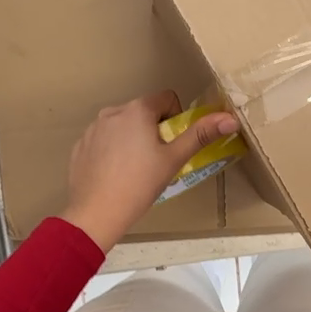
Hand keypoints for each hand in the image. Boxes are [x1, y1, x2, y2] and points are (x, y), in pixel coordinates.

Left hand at [57, 91, 238, 252]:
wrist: (96, 213)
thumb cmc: (139, 185)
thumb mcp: (173, 160)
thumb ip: (200, 135)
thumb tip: (230, 118)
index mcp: (137, 110)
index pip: (166, 98)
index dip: (176, 119)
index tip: (172, 145)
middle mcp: (112, 112)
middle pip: (143, 112)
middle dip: (153, 130)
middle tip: (154, 161)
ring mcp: (92, 129)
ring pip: (121, 126)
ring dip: (132, 139)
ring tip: (133, 170)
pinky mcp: (80, 146)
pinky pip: (103, 141)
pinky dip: (111, 152)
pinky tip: (114, 175)